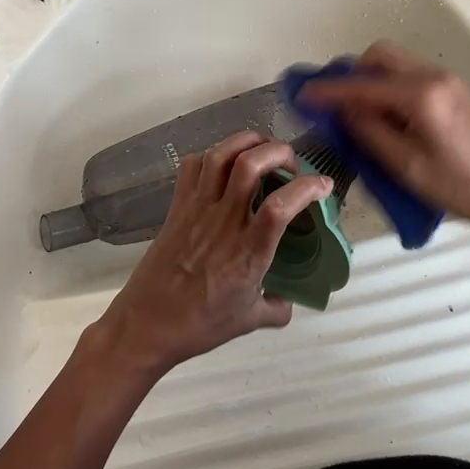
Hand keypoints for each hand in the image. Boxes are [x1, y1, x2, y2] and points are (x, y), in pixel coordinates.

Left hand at [90, 131, 332, 375]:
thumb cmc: (199, 325)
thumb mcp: (247, 321)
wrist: (146, 326)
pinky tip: (224, 164)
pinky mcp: (177, 206)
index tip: (323, 184)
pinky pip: (193, 166)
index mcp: (248, 253)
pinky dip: (213, 154)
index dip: (307, 188)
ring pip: (221, 156)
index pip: (281, 207)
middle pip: (251, 165)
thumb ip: (275, 309)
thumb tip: (289, 302)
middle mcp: (224, 223)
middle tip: (290, 163)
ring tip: (262, 148)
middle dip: (278, 152)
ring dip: (247, 142)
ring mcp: (198, 210)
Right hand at [298, 42, 469, 227]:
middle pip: (380, 56)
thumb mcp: (406, 166)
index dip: (329, 91)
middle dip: (352, 74)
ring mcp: (446, 80)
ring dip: (371, 79)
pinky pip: (410, 74)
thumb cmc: (460, 186)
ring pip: (395, 63)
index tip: (302, 95)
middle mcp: (434, 76)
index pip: (363, 85)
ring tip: (356, 111)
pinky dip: (389, 85)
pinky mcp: (453, 90)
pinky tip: (384, 113)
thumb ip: (370, 132)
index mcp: (421, 94)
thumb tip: (343, 111)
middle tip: (334, 102)